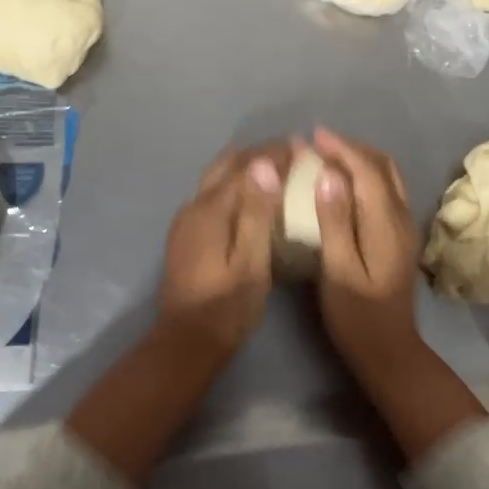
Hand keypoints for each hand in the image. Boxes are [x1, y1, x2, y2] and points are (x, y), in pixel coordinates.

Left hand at [155, 143, 289, 362]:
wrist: (186, 342)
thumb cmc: (227, 308)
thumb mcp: (250, 263)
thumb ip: (256, 213)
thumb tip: (264, 165)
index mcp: (212, 210)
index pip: (246, 167)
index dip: (274, 153)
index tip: (302, 145)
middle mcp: (194, 206)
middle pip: (226, 165)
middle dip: (257, 153)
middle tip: (289, 150)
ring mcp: (186, 220)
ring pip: (215, 177)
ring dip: (243, 164)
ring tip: (273, 165)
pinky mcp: (186, 234)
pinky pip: (211, 192)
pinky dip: (232, 182)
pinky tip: (248, 194)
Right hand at [310, 127, 423, 376]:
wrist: (389, 352)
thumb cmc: (357, 317)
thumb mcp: (338, 272)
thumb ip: (335, 222)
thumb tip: (329, 176)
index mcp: (387, 224)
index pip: (367, 171)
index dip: (342, 148)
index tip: (313, 136)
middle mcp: (402, 218)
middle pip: (383, 166)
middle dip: (351, 148)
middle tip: (317, 143)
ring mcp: (404, 227)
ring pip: (387, 177)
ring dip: (359, 159)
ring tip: (326, 156)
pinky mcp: (398, 237)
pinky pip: (385, 190)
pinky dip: (364, 175)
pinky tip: (341, 183)